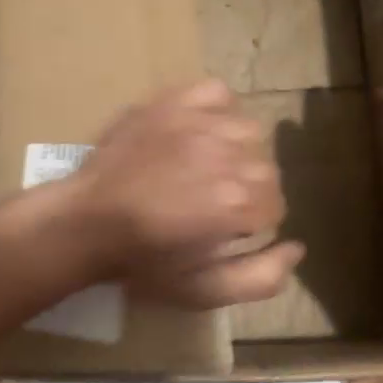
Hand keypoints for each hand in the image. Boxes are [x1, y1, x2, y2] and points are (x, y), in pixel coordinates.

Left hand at [59, 78, 303, 307]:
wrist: (85, 222)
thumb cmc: (142, 261)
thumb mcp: (201, 290)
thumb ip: (260, 278)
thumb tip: (297, 248)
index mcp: (238, 203)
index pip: (276, 205)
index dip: (252, 222)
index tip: (224, 230)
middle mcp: (226, 155)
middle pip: (265, 169)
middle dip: (247, 190)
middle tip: (210, 204)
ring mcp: (197, 124)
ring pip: (247, 131)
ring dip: (235, 151)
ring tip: (205, 167)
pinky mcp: (170, 104)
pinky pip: (216, 92)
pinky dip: (217, 109)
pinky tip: (200, 130)